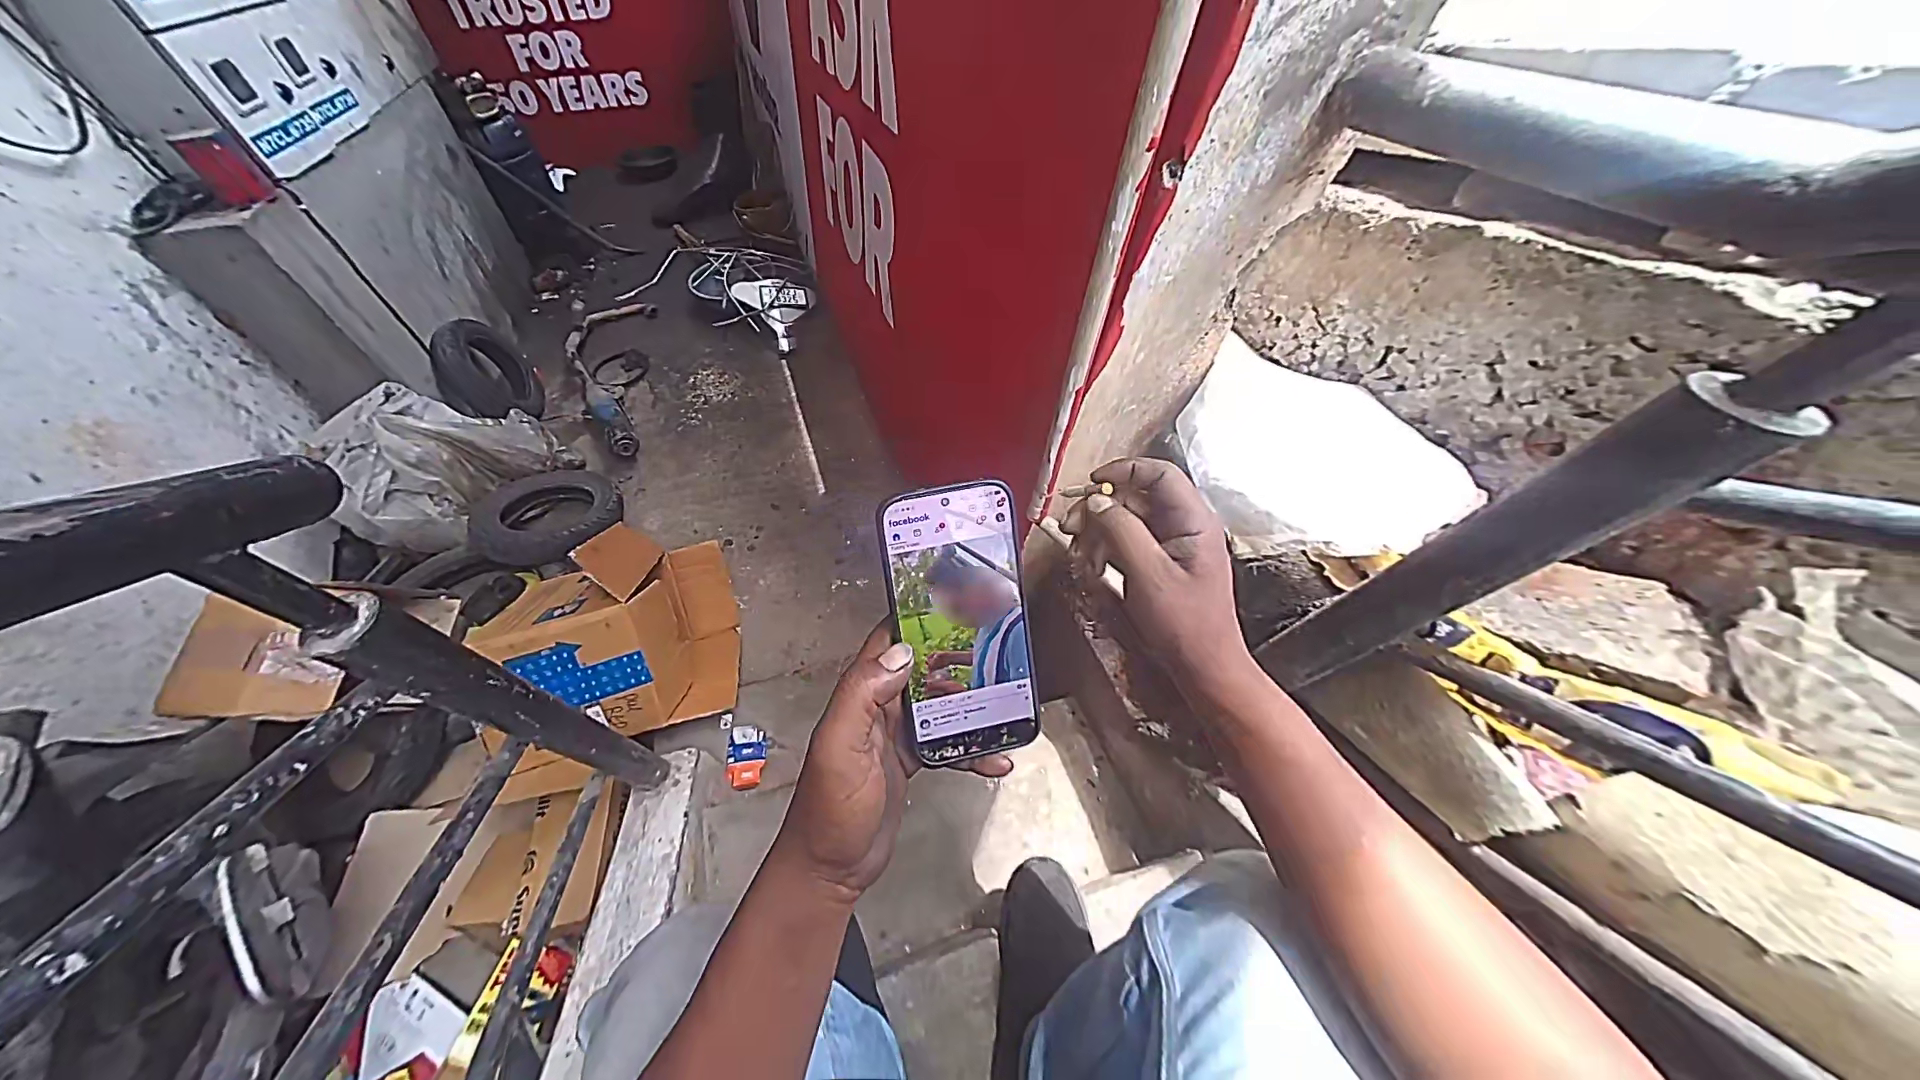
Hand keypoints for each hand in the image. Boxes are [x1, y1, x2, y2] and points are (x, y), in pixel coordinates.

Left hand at [771, 623, 1011, 900]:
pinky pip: (946, 744)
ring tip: (1002, 698)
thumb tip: (901, 650)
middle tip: (991, 648)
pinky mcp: (911, 760)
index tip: (950, 604)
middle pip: (921, 669)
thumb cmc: (829, 810)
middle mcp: (878, 708)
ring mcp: (896, 735)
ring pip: (939, 704)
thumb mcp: (840, 746)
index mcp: (859, 696)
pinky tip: (994, 758)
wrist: (831, 867)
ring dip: (969, 702)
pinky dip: (970, 749)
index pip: (887, 643)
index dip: (915, 620)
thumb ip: (862, 694)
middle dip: (954, 656)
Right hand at [1061, 458, 1257, 705]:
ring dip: (1099, 533)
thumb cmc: (1186, 624)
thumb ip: (1121, 530)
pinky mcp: (1159, 563)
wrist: (1202, 666)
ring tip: (1084, 556)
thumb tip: (1096, 501)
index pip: (1159, 474)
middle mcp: (1184, 527)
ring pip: (1126, 521)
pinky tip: (1095, 568)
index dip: (1124, 470)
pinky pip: (1127, 543)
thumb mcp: (1149, 573)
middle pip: (1136, 497)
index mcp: (1193, 521)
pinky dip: (1106, 551)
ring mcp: (1171, 546)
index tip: (1093, 482)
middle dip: (1100, 510)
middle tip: (1072, 527)